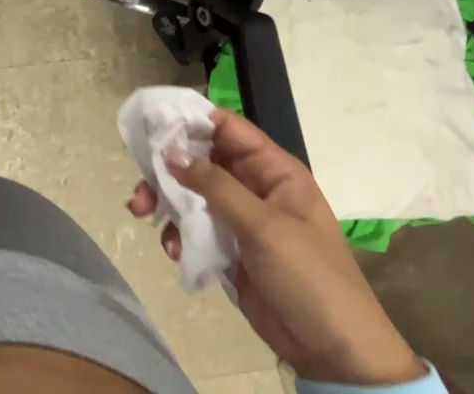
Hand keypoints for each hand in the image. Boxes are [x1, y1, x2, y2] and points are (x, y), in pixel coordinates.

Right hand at [127, 111, 426, 386]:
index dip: (189, 120)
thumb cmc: (310, 278)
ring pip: (190, 191)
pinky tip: (172, 248)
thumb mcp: (264, 227)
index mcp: (274, 171)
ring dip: (164, 198)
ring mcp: (240, 218)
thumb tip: (169, 151)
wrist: (335, 353)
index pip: (226, 127)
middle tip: (138, 175)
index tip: (150, 123)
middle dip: (166, 165)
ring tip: (139, 210)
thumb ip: (215, 186)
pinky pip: (192, 225)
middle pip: (200, 158)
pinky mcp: (227, 247)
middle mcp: (255, 187)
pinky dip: (176, 230)